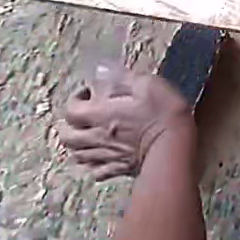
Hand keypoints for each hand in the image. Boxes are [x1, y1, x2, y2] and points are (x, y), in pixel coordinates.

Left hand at [58, 64, 193, 179]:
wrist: (173, 146)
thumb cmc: (163, 112)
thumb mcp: (147, 85)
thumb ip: (122, 77)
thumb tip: (100, 69)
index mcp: (100, 114)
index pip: (71, 109)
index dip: (75, 99)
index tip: (89, 92)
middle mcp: (95, 136)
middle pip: (66, 136)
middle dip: (69, 126)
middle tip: (82, 117)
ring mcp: (104, 155)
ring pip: (77, 154)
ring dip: (78, 145)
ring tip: (90, 136)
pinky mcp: (116, 169)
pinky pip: (96, 170)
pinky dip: (94, 163)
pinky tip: (103, 157)